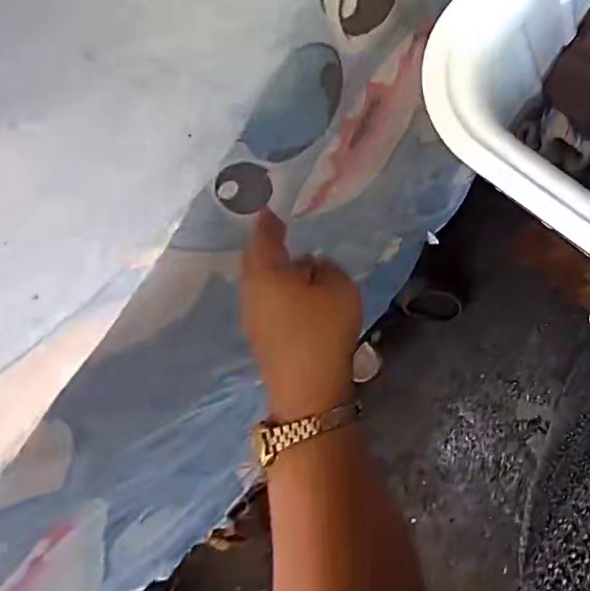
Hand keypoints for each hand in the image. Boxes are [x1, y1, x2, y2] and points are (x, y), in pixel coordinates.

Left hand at [241, 209, 364, 420]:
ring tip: (296, 259)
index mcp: (266, 274)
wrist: (308, 385)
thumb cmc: (323, 327)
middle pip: (256, 261)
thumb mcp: (338, 286)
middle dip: (267, 244)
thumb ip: (324, 267)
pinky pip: (267, 297)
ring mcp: (253, 315)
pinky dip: (279, 286)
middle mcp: (251, 291)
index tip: (267, 205)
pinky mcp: (262, 333)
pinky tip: (297, 288)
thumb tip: (309, 266)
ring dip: (275, 268)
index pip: (263, 238)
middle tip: (280, 228)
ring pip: (261, 281)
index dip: (267, 221)